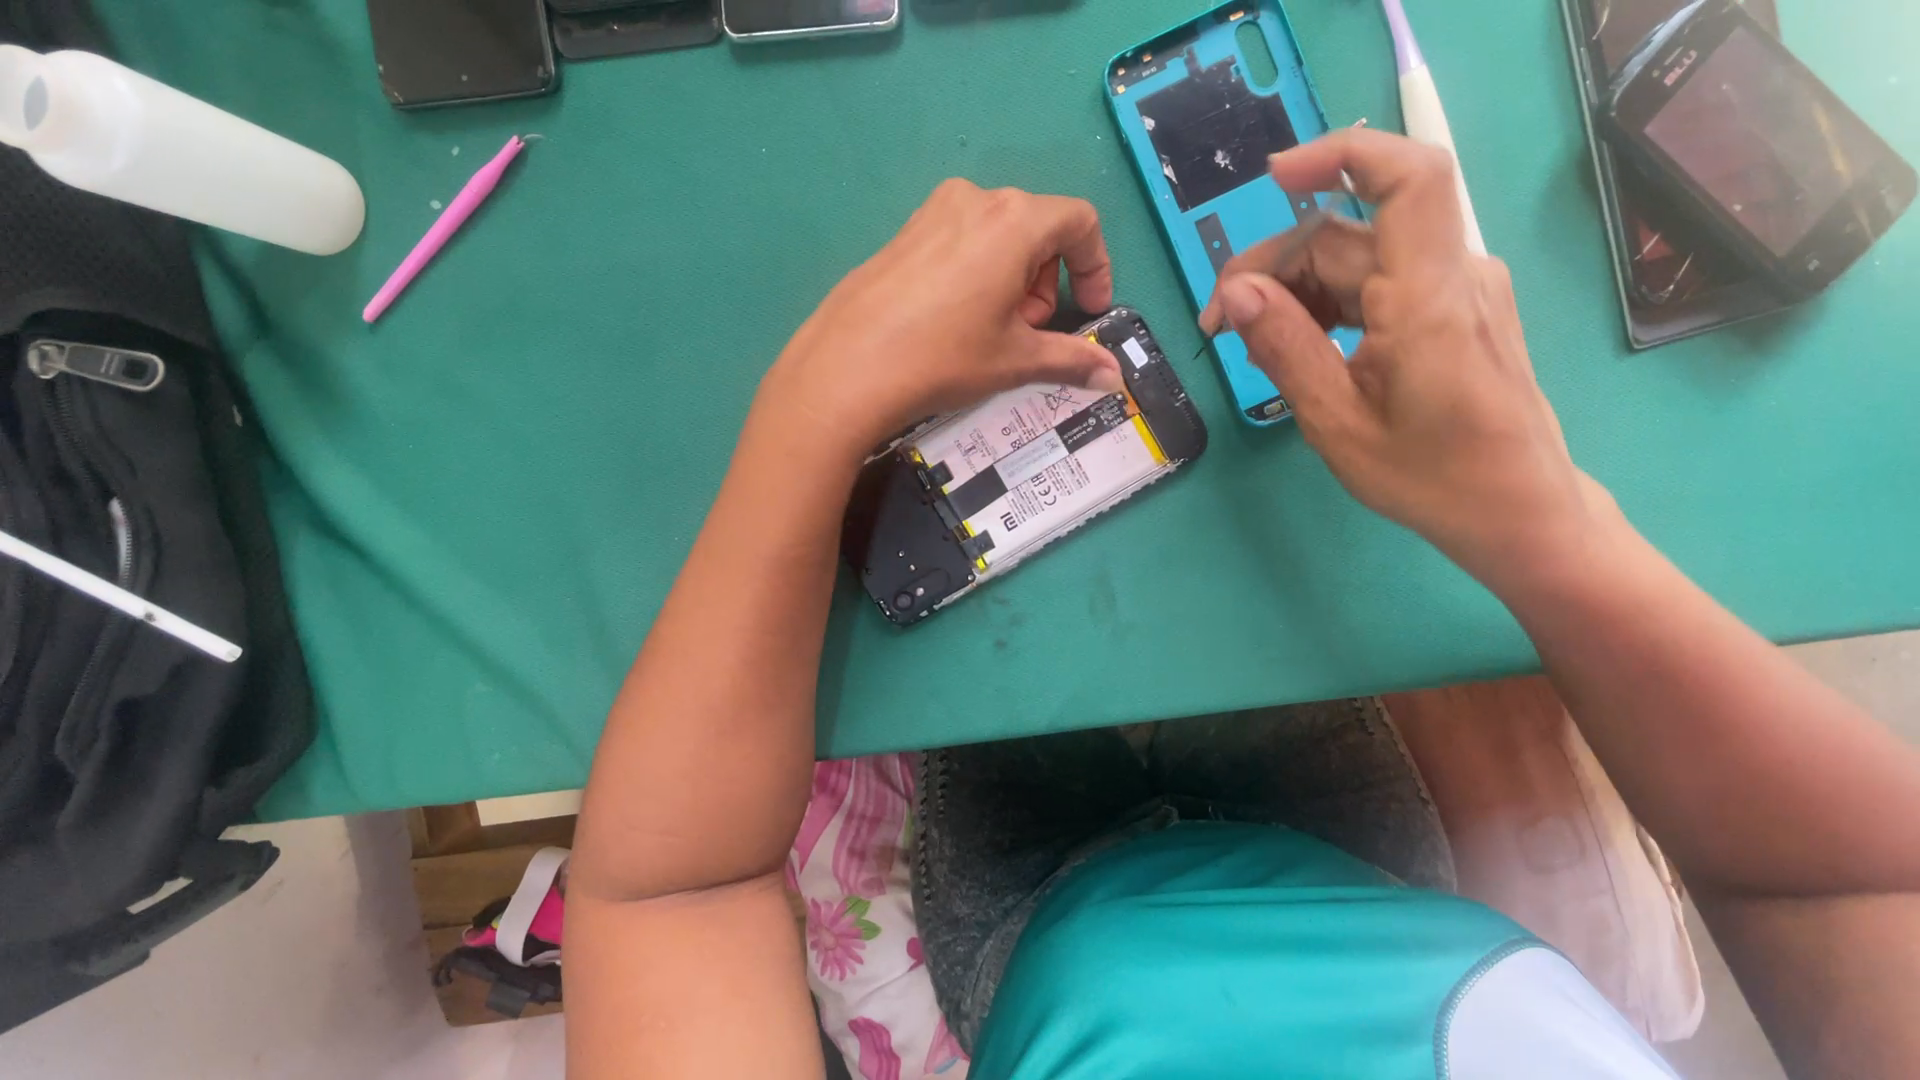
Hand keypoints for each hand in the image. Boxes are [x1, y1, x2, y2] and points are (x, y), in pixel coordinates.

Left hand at [758, 179, 1126, 461]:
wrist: (847, 367)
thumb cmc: (944, 357)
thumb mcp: (1015, 359)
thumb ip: (1072, 359)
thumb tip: (1113, 376)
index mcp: (1014, 220)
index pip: (1080, 222)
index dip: (1096, 266)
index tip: (1088, 310)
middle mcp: (976, 199)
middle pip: (1038, 228)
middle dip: (1047, 280)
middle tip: (1029, 331)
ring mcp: (933, 211)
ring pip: (998, 234)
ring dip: (1013, 278)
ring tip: (991, 330)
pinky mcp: (904, 231)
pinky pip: (961, 240)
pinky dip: (978, 272)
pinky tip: (953, 320)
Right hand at [1200, 130, 1608, 586]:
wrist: (1518, 511)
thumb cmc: (1431, 479)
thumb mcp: (1338, 424)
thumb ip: (1286, 349)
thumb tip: (1237, 294)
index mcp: (1428, 300)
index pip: (1408, 178)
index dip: (1340, 154)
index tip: (1271, 181)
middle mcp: (1451, 275)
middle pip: (1346, 233)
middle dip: (1272, 268)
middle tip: (1220, 327)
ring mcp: (1456, 288)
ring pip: (1355, 258)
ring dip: (1293, 290)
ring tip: (1254, 347)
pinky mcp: (1452, 307)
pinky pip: (1377, 282)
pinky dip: (1327, 302)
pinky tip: (1296, 343)